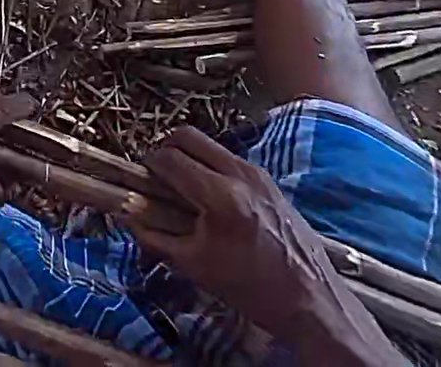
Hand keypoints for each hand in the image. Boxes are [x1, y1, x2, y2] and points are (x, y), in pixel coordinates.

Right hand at [126, 128, 345, 338]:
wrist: (313, 304)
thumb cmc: (251, 288)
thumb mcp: (195, 266)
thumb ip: (155, 236)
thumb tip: (127, 214)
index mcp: (219, 196)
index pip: (170, 159)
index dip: (149, 163)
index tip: (141, 176)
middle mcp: (238, 173)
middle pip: (187, 136)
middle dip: (166, 148)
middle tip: (159, 172)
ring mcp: (257, 173)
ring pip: (209, 143)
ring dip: (189, 155)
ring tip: (183, 184)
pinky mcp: (268, 179)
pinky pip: (227, 157)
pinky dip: (210, 165)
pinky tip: (210, 195)